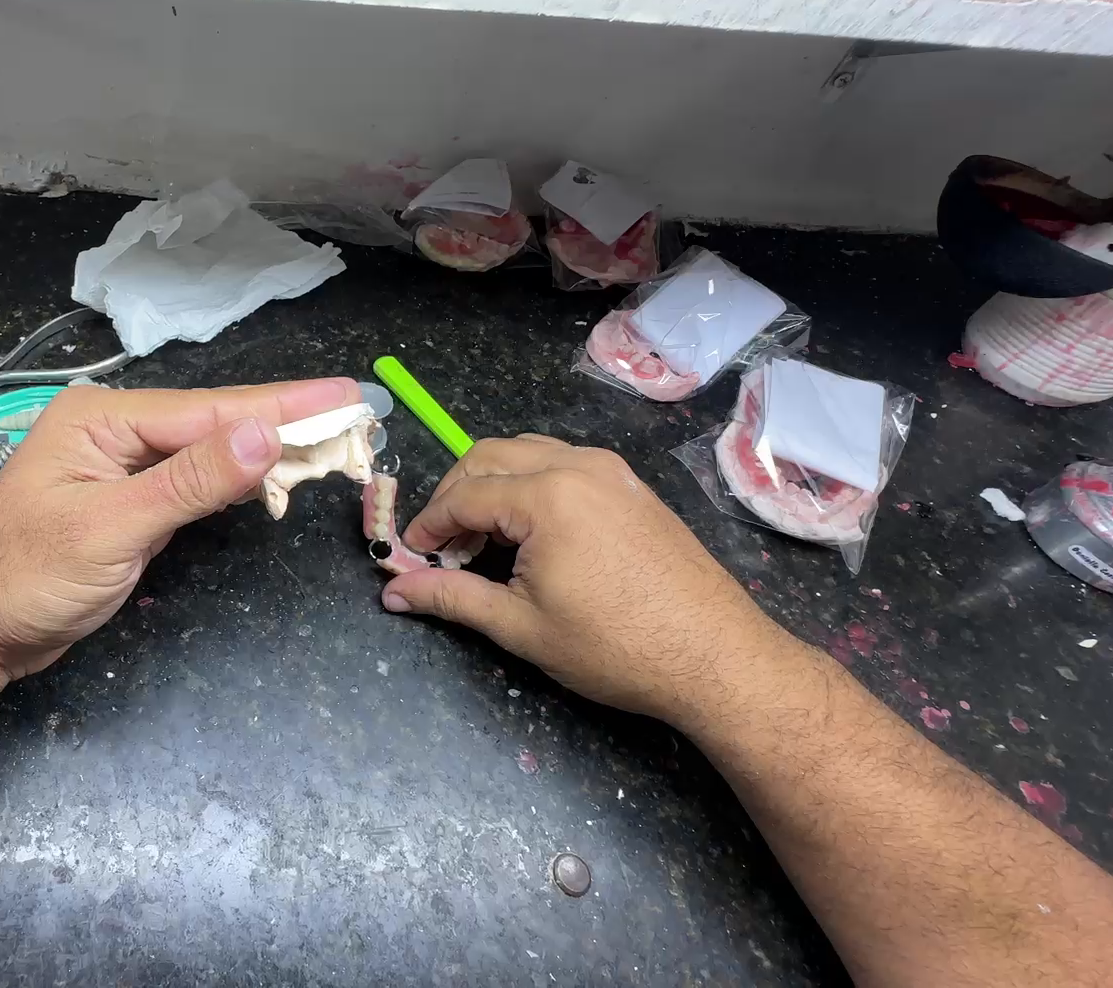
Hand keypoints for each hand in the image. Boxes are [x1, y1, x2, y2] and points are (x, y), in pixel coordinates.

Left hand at [0, 378, 359, 687]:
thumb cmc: (27, 576)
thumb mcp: (111, 527)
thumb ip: (190, 481)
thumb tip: (264, 436)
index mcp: (103, 417)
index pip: (210, 410)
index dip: (283, 405)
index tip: (344, 393)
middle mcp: (115, 429)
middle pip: (214, 423)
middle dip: (283, 421)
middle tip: (351, 412)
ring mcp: (123, 465)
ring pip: (208, 452)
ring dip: (264, 450)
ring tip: (327, 438)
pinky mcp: (130, 500)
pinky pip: (192, 481)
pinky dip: (234, 482)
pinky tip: (269, 474)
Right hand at [378, 435, 783, 722]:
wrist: (721, 660)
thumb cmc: (614, 646)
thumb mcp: (519, 625)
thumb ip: (449, 597)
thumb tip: (392, 593)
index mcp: (546, 496)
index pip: (462, 495)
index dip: (428, 524)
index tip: (410, 554)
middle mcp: (576, 466)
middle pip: (487, 457)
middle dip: (453, 495)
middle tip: (443, 544)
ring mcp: (609, 470)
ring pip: (524, 452)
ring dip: (489, 483)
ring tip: (482, 535)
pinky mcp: (629, 485)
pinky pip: (560, 462)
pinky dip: (527, 483)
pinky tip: (528, 529)